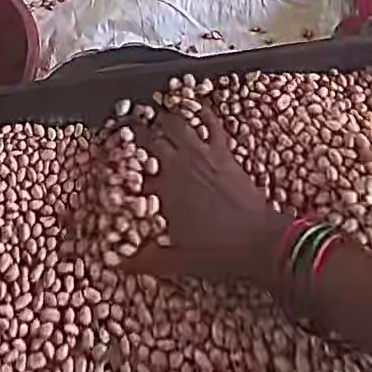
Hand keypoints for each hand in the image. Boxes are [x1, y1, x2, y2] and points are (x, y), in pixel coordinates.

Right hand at [127, 107, 287, 287]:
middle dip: (133, 132)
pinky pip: (210, 123)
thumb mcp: (176, 261)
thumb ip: (143, 260)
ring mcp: (201, 153)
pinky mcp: (222, 150)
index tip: (109, 156)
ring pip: (173, 123)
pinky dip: (200, 112)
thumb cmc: (218, 252)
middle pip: (147, 137)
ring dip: (160, 119)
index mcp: (162, 188)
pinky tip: (194, 108)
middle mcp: (177, 164)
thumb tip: (115, 263)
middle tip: (125, 130)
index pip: (130, 166)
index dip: (117, 159)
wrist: (262, 242)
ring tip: (152, 118)